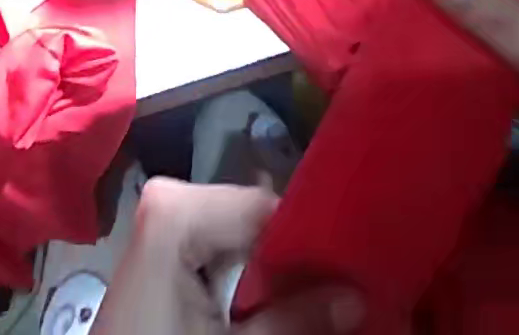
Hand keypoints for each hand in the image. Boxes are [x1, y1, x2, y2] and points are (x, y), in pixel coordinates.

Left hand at [90, 178, 362, 334]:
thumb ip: (295, 320)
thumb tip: (359, 295)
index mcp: (176, 210)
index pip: (263, 206)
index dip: (309, 239)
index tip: (352, 270)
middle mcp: (167, 199)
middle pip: (251, 217)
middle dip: (291, 256)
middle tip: (338, 290)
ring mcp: (161, 220)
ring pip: (237, 232)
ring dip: (271, 268)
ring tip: (311, 299)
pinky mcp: (159, 247)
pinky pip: (216, 246)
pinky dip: (243, 273)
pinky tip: (266, 303)